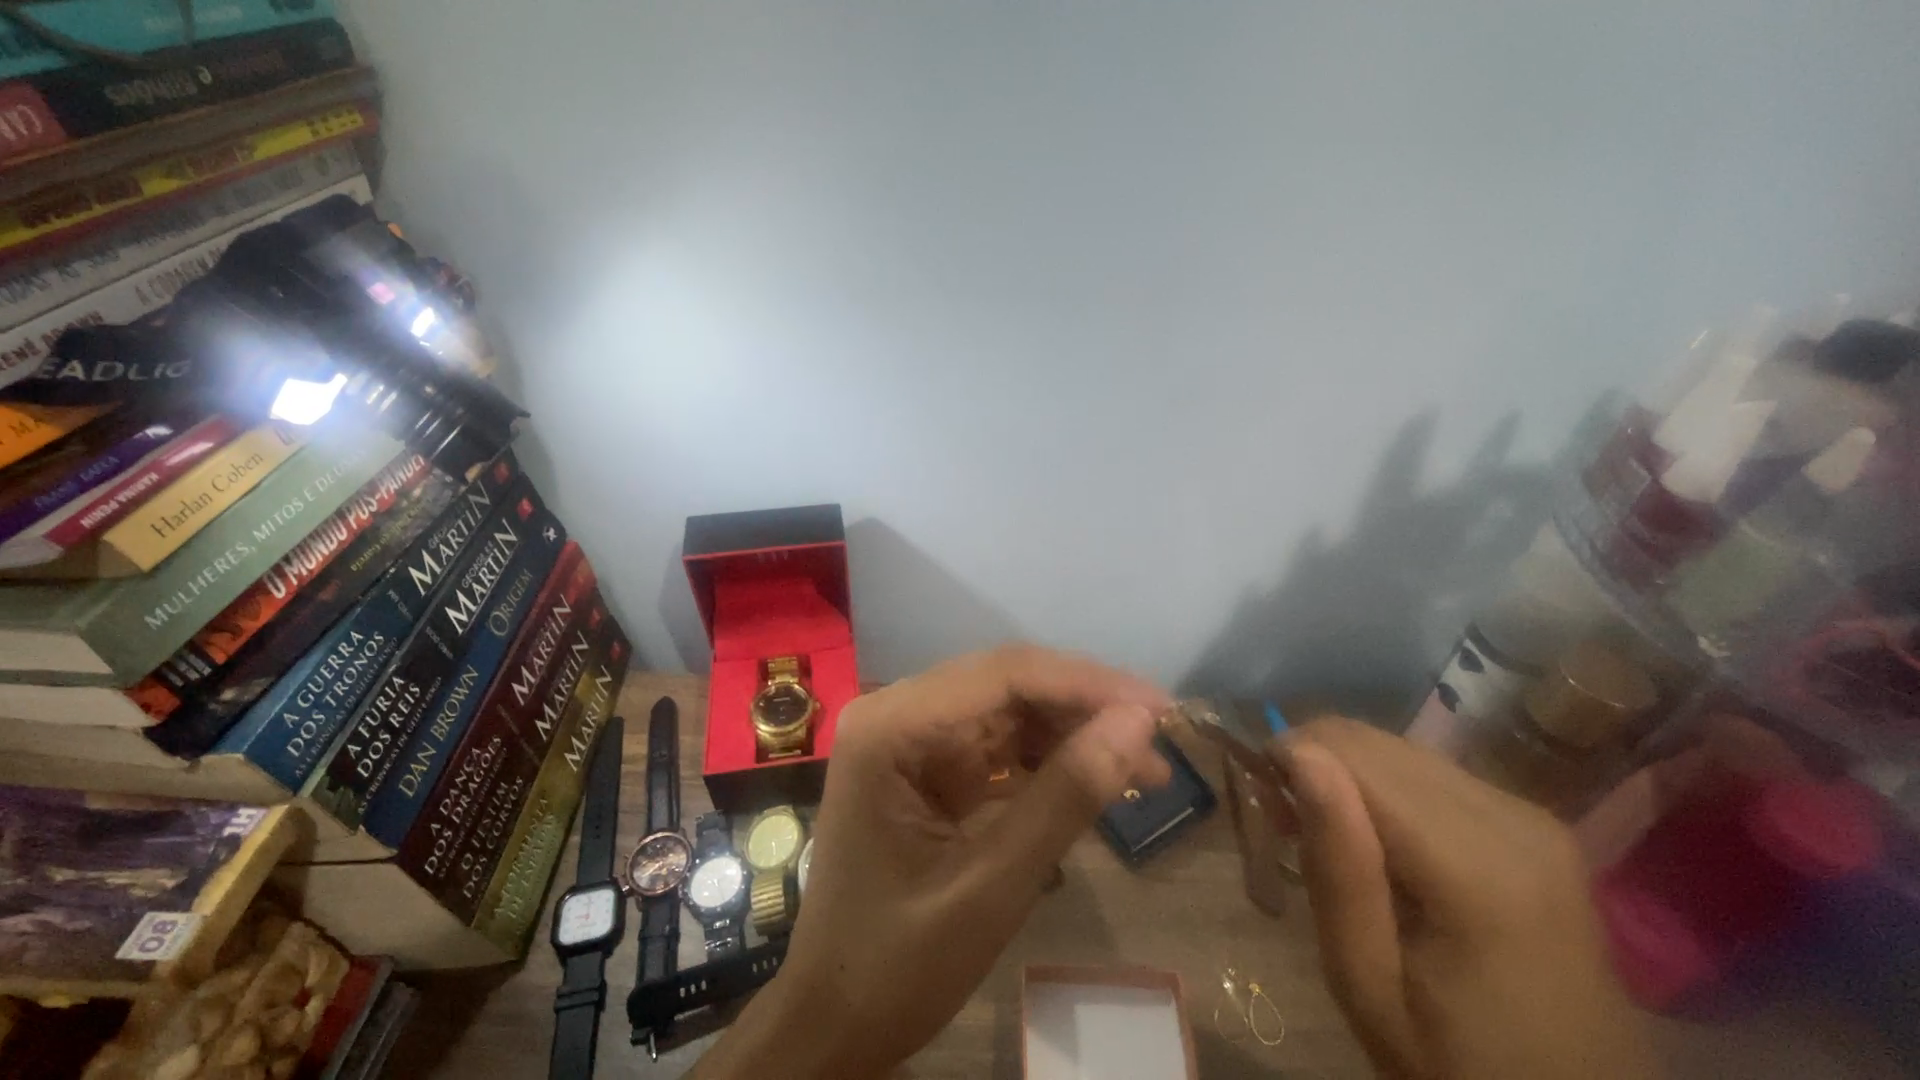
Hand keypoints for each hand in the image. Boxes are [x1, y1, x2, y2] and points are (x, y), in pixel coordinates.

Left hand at [689, 646, 1171, 1079]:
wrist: (835, 1021)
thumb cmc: (898, 964)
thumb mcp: (991, 886)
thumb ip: (1064, 798)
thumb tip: (1138, 722)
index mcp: (889, 728)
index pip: (1003, 675)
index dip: (1088, 684)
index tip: (1163, 710)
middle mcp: (895, 714)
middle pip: (1007, 684)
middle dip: (1087, 707)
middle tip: (1164, 741)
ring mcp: (909, 740)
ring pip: (1009, 711)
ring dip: (1075, 734)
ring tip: (1148, 771)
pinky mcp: (926, 769)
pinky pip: (998, 746)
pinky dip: (1049, 761)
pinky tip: (1097, 782)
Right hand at [1278, 718, 1658, 1079]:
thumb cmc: (1453, 1060)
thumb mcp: (1368, 984)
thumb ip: (1338, 867)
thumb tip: (1298, 755)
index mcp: (1477, 868)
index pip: (1356, 756)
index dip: (1289, 760)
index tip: (1265, 815)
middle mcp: (1513, 820)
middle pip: (1379, 744)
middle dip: (1316, 766)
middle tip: (1288, 830)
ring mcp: (1533, 818)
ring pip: (1403, 750)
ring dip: (1350, 777)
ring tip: (1329, 839)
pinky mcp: (1537, 824)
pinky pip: (1436, 774)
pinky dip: (1388, 791)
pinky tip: (1380, 843)